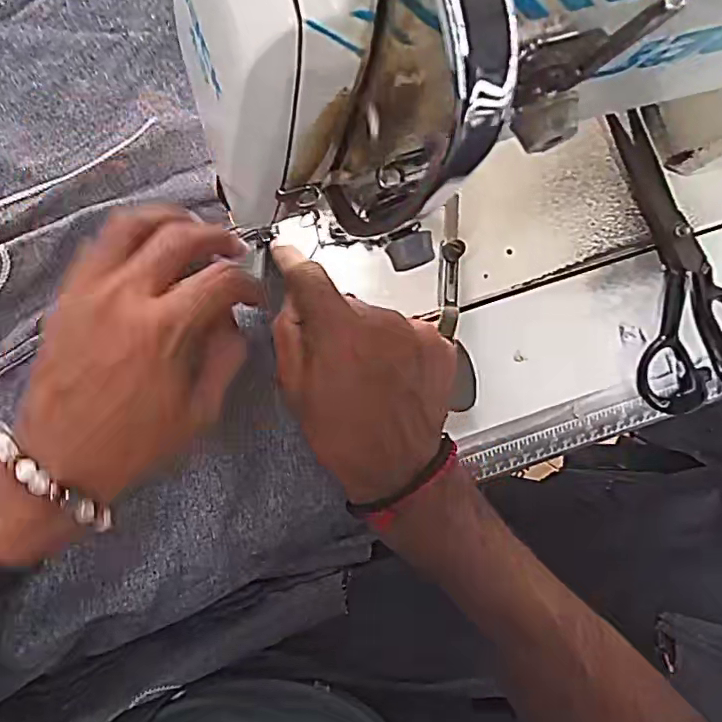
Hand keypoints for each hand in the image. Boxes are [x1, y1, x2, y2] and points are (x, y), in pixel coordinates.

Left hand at [0, 206, 259, 567]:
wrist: (60, 458)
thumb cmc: (130, 445)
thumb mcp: (197, 413)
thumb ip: (224, 358)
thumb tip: (231, 321)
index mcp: (164, 329)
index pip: (220, 279)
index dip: (247, 282)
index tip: (252, 293)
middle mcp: (126, 296)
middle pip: (181, 237)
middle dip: (217, 237)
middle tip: (231, 250)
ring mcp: (90, 290)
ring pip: (132, 224)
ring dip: (169, 218)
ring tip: (189, 228)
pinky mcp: (67, 295)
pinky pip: (98, 245)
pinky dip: (128, 235)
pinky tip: (144, 248)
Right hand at [271, 245, 455, 503]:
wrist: (397, 466)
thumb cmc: (347, 437)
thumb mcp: (295, 388)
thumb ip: (288, 335)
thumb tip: (292, 305)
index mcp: (338, 330)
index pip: (309, 274)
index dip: (292, 261)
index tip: (286, 255)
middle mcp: (378, 321)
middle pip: (344, 301)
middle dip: (334, 323)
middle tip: (333, 361)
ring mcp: (411, 330)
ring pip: (375, 317)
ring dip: (367, 337)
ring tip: (365, 376)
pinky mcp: (435, 341)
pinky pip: (403, 329)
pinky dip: (393, 346)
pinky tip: (388, 376)